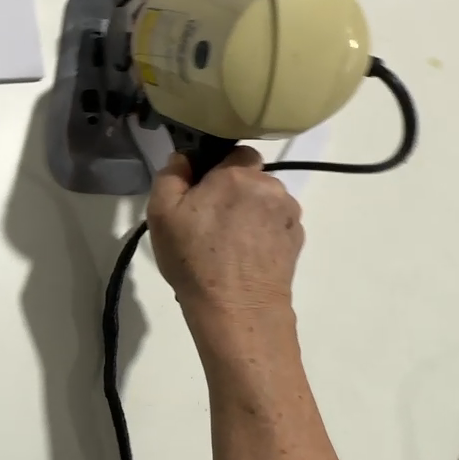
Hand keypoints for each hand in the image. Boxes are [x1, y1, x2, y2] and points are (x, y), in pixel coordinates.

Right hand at [147, 147, 302, 326]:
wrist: (236, 308)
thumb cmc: (193, 257)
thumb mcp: (161, 213)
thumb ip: (170, 175)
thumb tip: (184, 158)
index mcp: (238, 175)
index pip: (236, 151)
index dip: (217, 167)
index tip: (199, 189)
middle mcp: (272, 188)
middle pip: (251, 178)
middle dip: (232, 190)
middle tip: (206, 218)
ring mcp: (290, 216)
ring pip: (264, 201)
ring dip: (247, 211)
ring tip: (225, 241)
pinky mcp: (297, 241)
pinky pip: (274, 224)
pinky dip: (260, 232)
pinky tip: (241, 255)